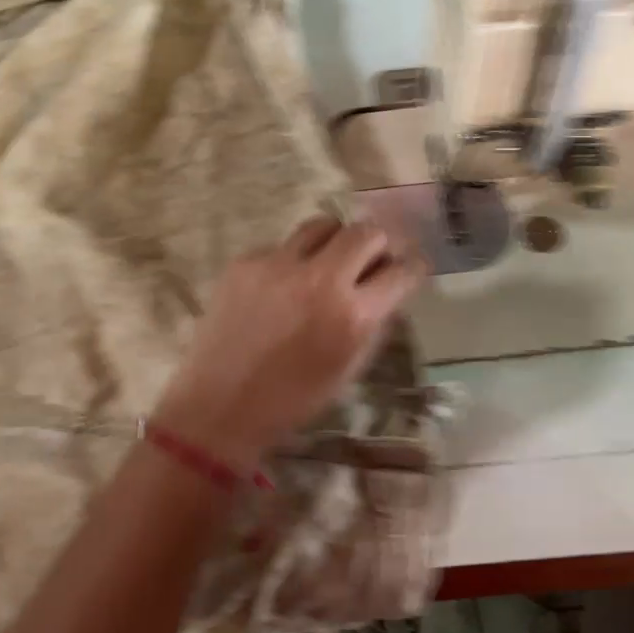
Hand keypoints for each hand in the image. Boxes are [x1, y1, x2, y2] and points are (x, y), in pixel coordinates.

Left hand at [154, 217, 423, 466]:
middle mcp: (320, 279)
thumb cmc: (291, 400)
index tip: (412, 265)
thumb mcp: (348, 370)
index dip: (413, 266)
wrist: (220, 407)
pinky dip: (292, 261)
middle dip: (378, 244)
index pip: (401, 271)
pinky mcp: (245, 263)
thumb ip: (373, 325)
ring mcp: (278, 265)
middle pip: (366, 232)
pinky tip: (281, 288)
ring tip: (329, 260)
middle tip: (372, 259)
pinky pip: (281, 246)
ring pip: (322, 225)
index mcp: (353, 315)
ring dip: (335, 240)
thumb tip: (387, 292)